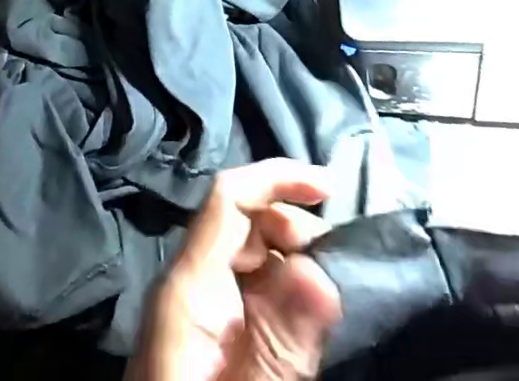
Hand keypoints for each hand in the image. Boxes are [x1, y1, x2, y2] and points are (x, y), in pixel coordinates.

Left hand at [127, 159, 341, 380]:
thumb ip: (282, 342)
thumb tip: (320, 271)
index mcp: (188, 287)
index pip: (228, 198)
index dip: (277, 177)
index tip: (329, 188)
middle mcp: (187, 282)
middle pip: (241, 218)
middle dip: (292, 221)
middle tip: (332, 260)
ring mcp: (194, 304)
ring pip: (246, 248)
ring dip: (290, 253)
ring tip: (321, 290)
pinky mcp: (205, 329)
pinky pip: (246, 283)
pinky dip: (280, 283)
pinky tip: (300, 312)